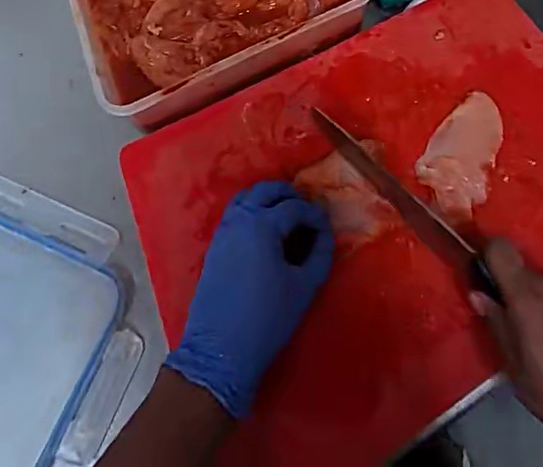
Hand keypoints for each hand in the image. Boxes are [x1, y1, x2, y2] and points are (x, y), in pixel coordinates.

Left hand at [164, 181, 333, 417]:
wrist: (220, 351)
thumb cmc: (267, 319)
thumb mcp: (303, 288)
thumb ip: (319, 255)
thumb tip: (325, 234)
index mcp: (262, 224)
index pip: (295, 207)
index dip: (315, 215)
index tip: (327, 227)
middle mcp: (240, 219)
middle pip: (267, 190)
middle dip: (290, 194)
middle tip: (307, 209)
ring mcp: (224, 230)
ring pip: (247, 197)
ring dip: (268, 198)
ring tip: (286, 213)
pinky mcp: (215, 245)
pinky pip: (235, 213)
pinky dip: (251, 209)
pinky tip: (264, 230)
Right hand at [471, 239, 542, 466]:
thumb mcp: (525, 379)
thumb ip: (499, 331)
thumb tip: (480, 297)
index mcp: (529, 298)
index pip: (499, 248)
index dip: (486, 255)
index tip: (481, 276)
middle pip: (523, 273)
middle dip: (514, 294)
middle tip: (514, 329)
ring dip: (541, 307)